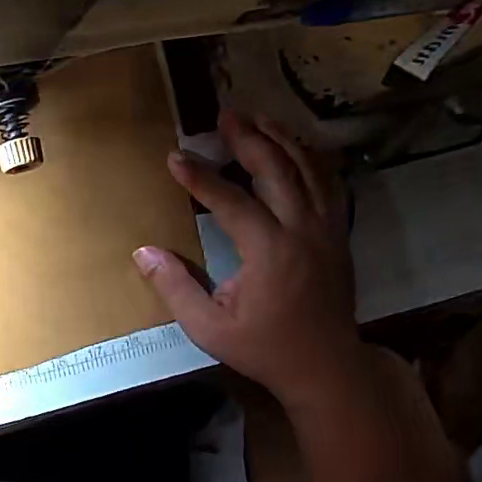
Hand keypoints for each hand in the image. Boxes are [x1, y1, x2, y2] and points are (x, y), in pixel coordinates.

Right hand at [133, 110, 360, 404]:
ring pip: (310, 170)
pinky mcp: (338, 234)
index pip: (232, 201)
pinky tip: (297, 149)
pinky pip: (330, 184)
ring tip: (259, 119)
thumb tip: (142, 252)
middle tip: (226, 115)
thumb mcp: (208, 327)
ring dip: (283, 140)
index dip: (200, 177)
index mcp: (270, 252)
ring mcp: (328, 230)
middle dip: (249, 139)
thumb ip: (175, 287)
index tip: (175, 156)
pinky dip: (312, 160)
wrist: (325, 366)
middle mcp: (304, 231)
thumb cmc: (263, 347)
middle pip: (279, 170)